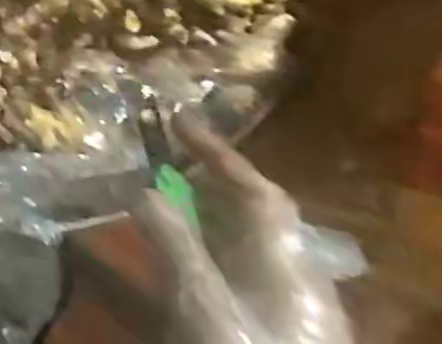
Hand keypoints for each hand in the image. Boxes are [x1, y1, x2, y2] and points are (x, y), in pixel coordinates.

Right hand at [132, 114, 351, 343]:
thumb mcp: (201, 301)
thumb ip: (172, 240)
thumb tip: (143, 186)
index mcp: (288, 263)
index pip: (259, 191)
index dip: (219, 151)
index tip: (177, 118)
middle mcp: (298, 276)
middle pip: (257, 213)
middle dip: (209, 179)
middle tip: (163, 156)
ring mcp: (293, 307)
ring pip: (250, 241)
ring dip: (207, 211)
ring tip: (164, 196)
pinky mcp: (280, 329)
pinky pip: (243, 267)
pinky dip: (210, 244)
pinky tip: (184, 253)